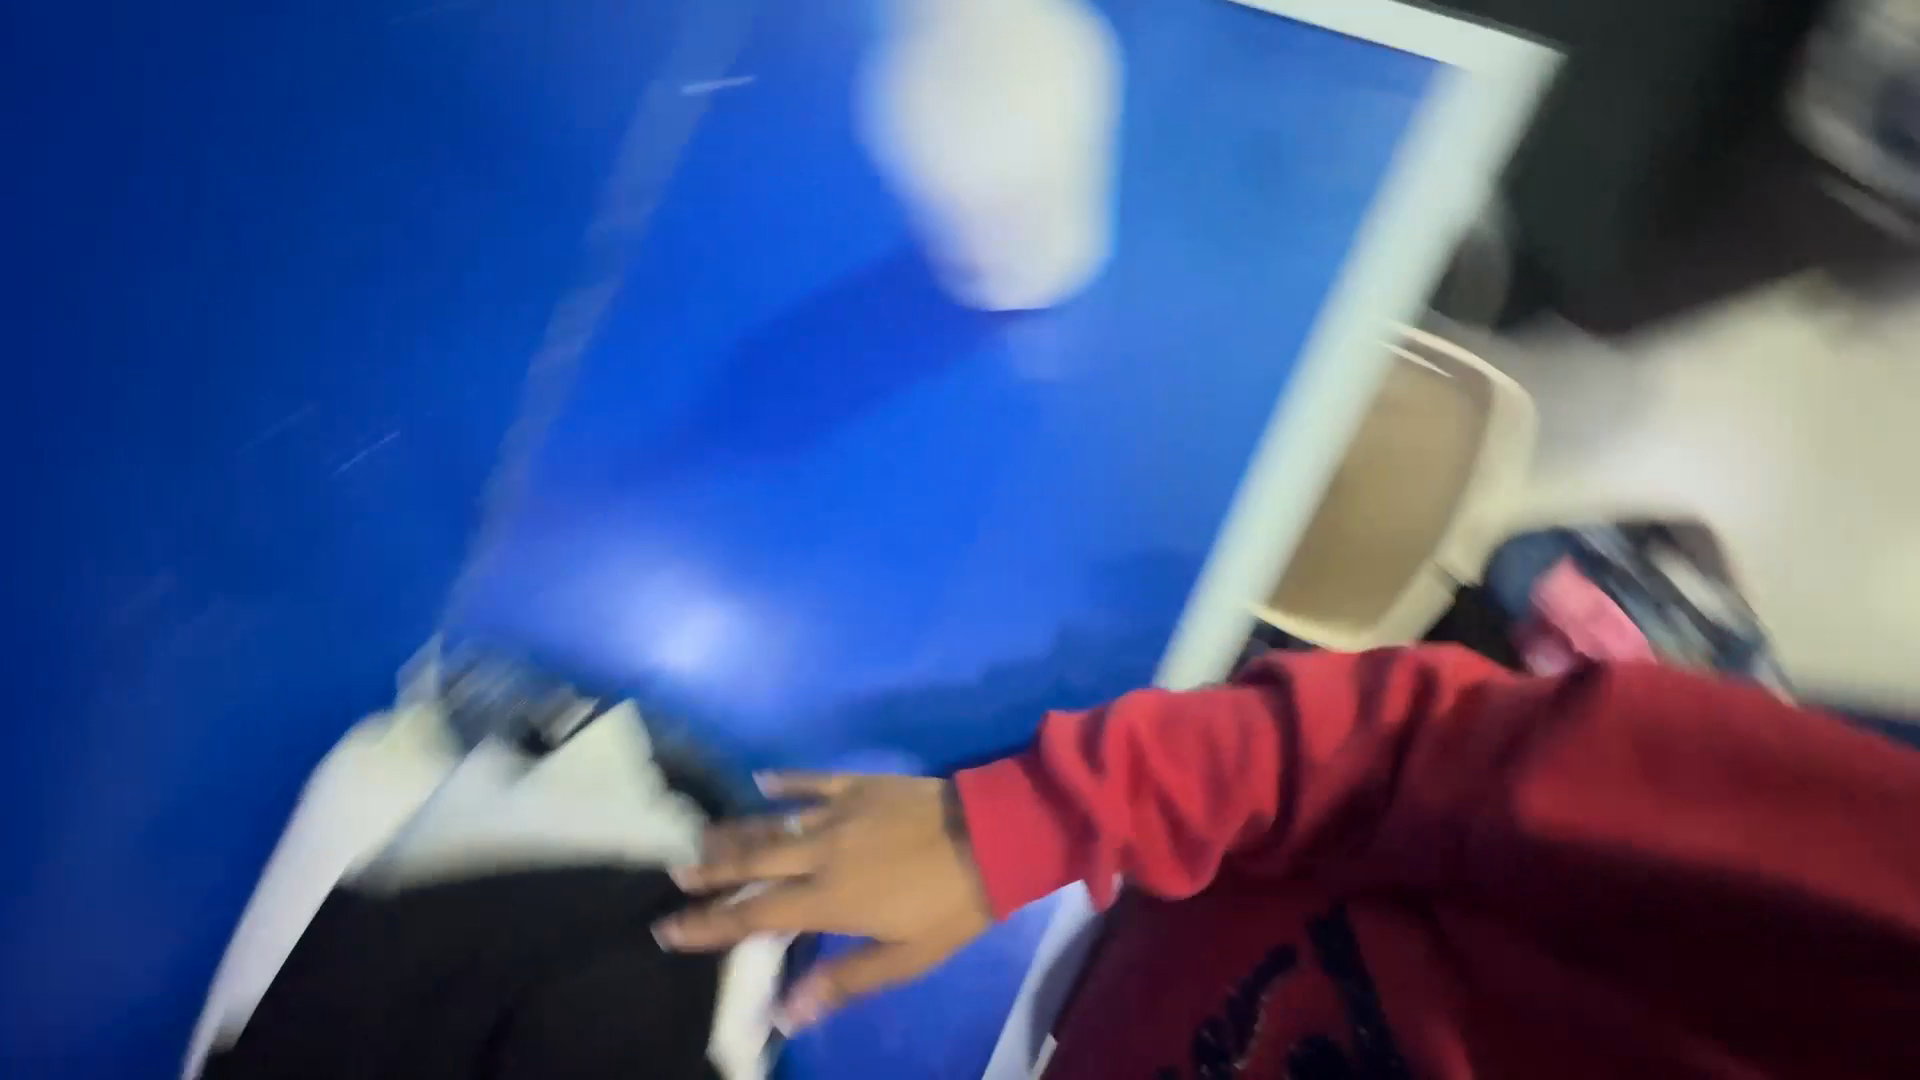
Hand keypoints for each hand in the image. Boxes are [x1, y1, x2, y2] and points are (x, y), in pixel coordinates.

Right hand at [651, 772, 992, 1032]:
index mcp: (829, 898)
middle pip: (755, 861)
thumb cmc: (950, 906)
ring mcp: (841, 811)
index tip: (669, 927)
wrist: (992, 837)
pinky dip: (788, 780)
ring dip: (738, 829)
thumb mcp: (905, 958)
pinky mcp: (862, 784)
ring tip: (704, 834)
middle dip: (712, 869)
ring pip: (776, 820)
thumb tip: (786, 1012)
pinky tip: (763, 778)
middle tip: (677, 871)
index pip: (755, 914)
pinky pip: (815, 779)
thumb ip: (844, 980)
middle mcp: (823, 851)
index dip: (710, 924)